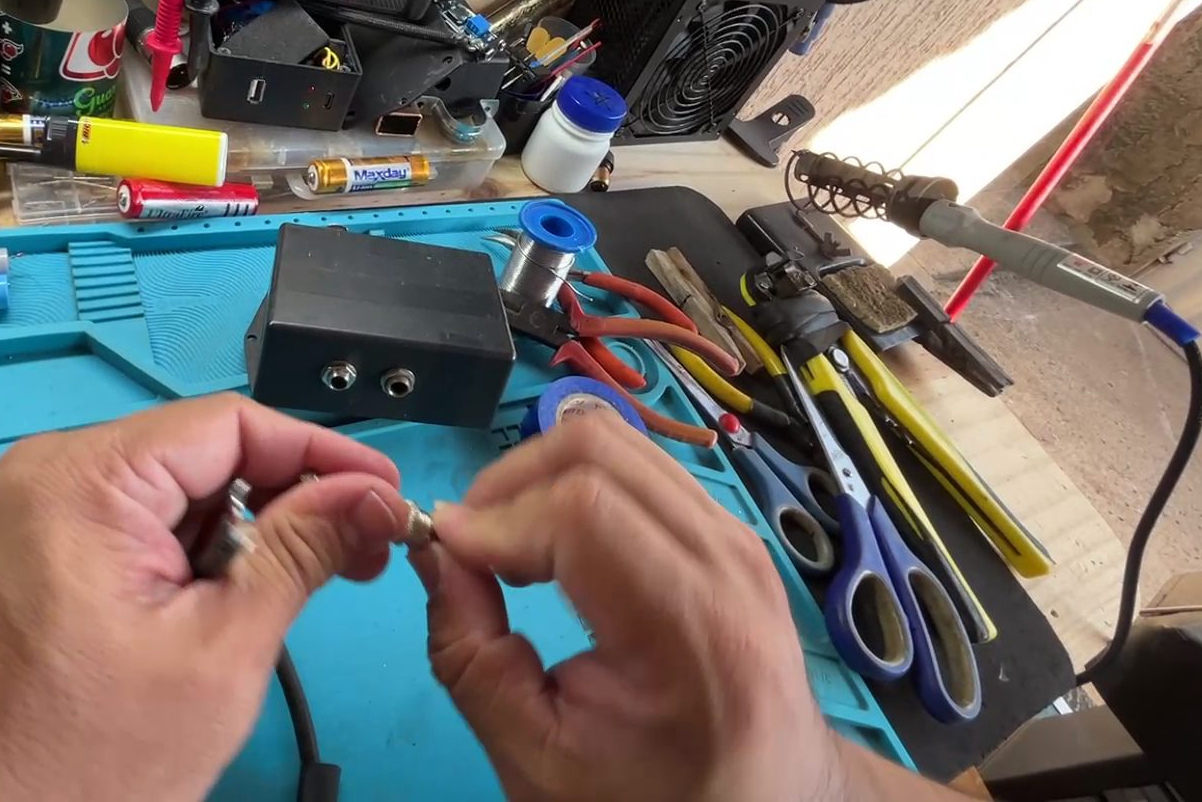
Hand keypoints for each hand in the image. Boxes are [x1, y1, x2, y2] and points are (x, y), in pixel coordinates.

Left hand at [0, 395, 407, 801]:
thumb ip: (301, 554)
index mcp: (86, 477)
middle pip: (202, 455)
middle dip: (283, 501)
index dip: (321, 453)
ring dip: (235, 537)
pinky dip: (181, 559)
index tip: (380, 492)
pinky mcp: (12, 554)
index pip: (236, 422)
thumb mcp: (216, 658)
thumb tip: (368, 497)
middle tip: (350, 555)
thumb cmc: (56, 782)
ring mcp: (19, 513)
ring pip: (167, 494)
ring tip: (279, 598)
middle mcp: (44, 473)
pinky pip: (124, 527)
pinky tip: (209, 612)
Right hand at [415, 413, 932, 801]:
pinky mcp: (721, 519)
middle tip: (470, 538)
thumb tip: (434, 551)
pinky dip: (571, 474)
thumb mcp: (538, 760)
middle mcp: (723, 558)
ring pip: (611, 436)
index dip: (498, 517)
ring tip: (505, 532)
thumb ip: (469, 657)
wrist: (767, 797)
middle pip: (595, 450)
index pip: (582, 512)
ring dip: (537, 470)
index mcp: (693, 629)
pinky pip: (632, 456)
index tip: (448, 550)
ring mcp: (730, 528)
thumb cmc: (653, 796)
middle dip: (509, 480)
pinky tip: (551, 529)